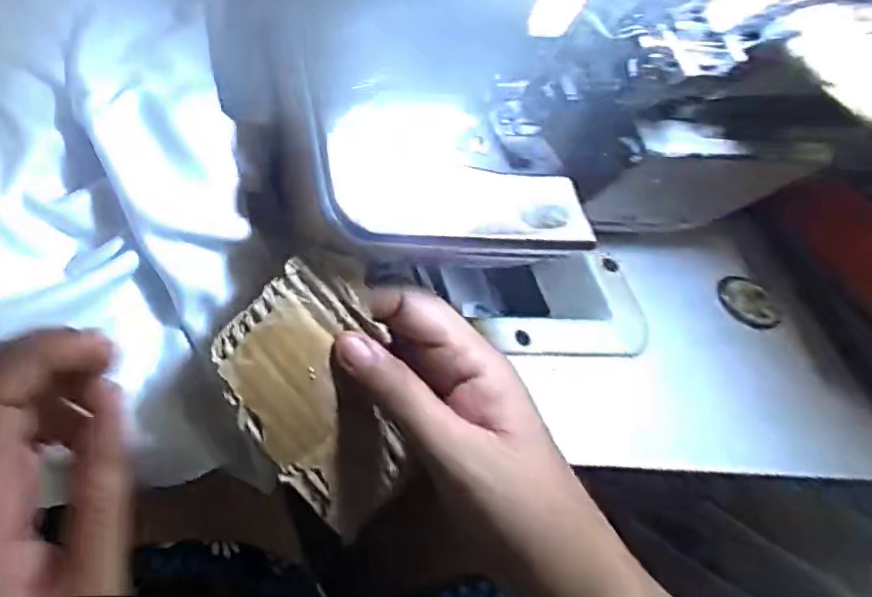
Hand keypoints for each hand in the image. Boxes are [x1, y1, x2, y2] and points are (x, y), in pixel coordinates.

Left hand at [0, 329, 132, 596]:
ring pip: (3, 395)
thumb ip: (100, 487)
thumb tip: (110, 392)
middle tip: (112, 361)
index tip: (107, 349)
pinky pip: (12, 423)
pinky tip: (86, 424)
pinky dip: (53, 406)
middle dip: (57, 355)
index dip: (48, 351)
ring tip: (107, 390)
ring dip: (58, 377)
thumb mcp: (90, 578)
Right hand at [335, 289, 665, 596]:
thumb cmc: (519, 507)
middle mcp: (460, 365)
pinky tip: (344, 394)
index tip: (324, 313)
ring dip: (363, 356)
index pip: (416, 306)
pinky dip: (372, 386)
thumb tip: (346, 340)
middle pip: (404, 326)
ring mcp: (450, 393)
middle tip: (310, 336)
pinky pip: (400, 388)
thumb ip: (401, 394)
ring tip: (317, 359)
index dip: (372, 302)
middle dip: (361, 326)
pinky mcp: (441, 421)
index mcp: (473, 357)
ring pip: (399, 356)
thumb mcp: (455, 451)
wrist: (561, 569)